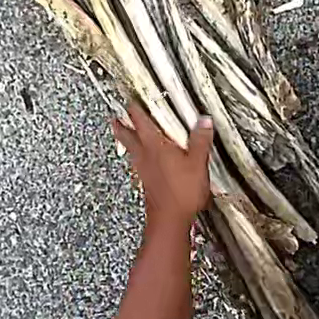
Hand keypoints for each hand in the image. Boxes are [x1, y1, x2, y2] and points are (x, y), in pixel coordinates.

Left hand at [111, 100, 214, 231]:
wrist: (170, 219)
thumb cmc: (182, 192)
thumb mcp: (198, 162)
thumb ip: (200, 140)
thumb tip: (204, 120)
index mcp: (155, 145)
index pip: (141, 121)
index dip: (135, 108)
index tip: (130, 98)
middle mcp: (145, 155)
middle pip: (127, 136)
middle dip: (121, 125)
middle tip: (114, 117)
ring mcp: (143, 169)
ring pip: (131, 149)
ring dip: (125, 139)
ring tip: (122, 133)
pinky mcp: (146, 181)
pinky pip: (138, 162)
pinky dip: (136, 155)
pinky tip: (141, 158)